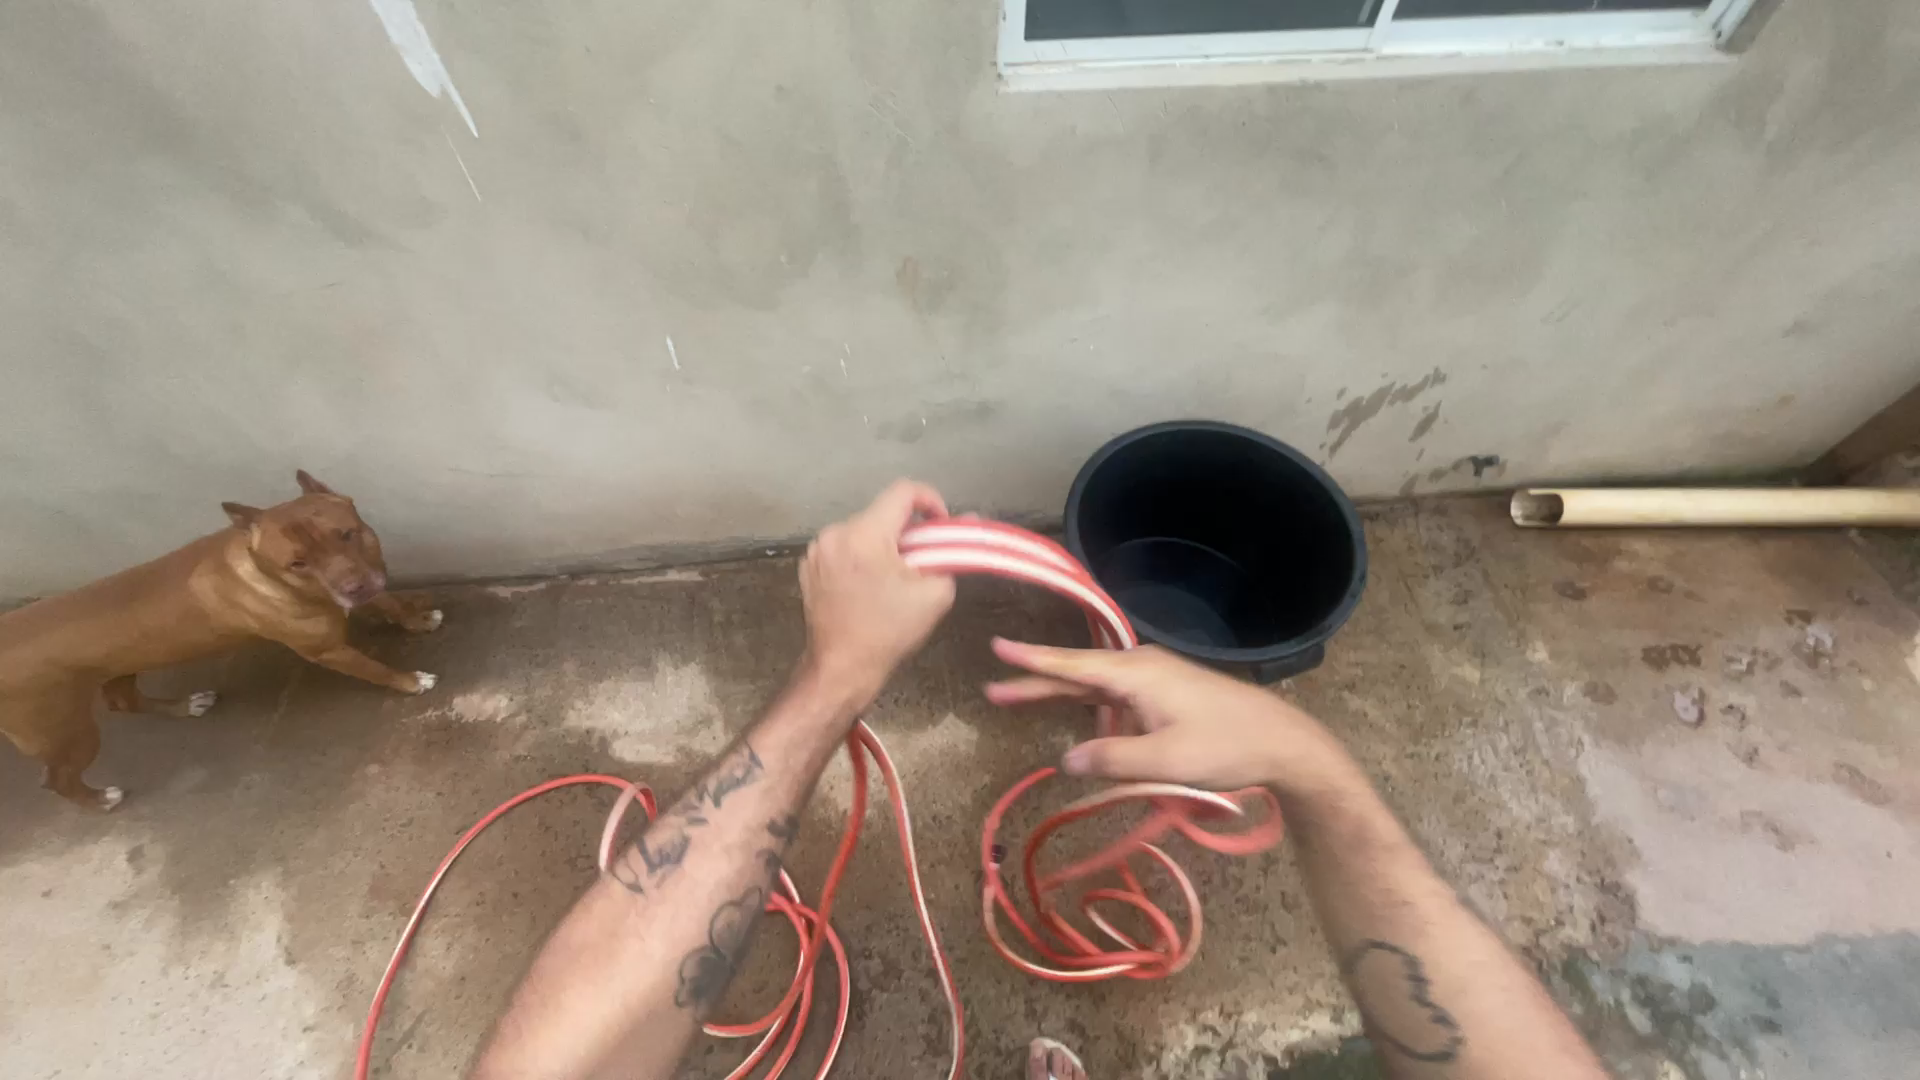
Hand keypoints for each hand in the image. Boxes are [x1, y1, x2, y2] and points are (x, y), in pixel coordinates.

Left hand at [799, 480, 956, 703]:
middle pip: (882, 513)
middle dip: (906, 532)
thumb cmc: (888, 632)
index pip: (903, 491)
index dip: (930, 500)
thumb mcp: (934, 593)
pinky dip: (862, 557)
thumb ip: (951, 552)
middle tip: (921, 560)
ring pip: (863, 530)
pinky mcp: (809, 565)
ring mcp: (817, 550)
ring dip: (883, 544)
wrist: (842, 667)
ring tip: (895, 577)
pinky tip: (870, 586)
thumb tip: (966, 521)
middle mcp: (835, 534)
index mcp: (864, 535)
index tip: (940, 524)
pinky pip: (844, 547)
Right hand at [985, 639, 1358, 795]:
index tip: (997, 647)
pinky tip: (1080, 720)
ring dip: (1059, 693)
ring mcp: (1153, 677)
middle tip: (992, 690)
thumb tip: (1066, 760)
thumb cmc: (1226, 746)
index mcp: (1135, 673)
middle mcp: (1139, 666)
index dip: (1032, 660)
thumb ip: (1112, 759)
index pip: (1072, 665)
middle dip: (1034, 681)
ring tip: (1019, 698)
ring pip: (1093, 684)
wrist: (1283, 741)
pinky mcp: (1163, 691)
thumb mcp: (1166, 760)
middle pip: (1076, 674)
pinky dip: (1090, 705)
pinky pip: (1114, 695)